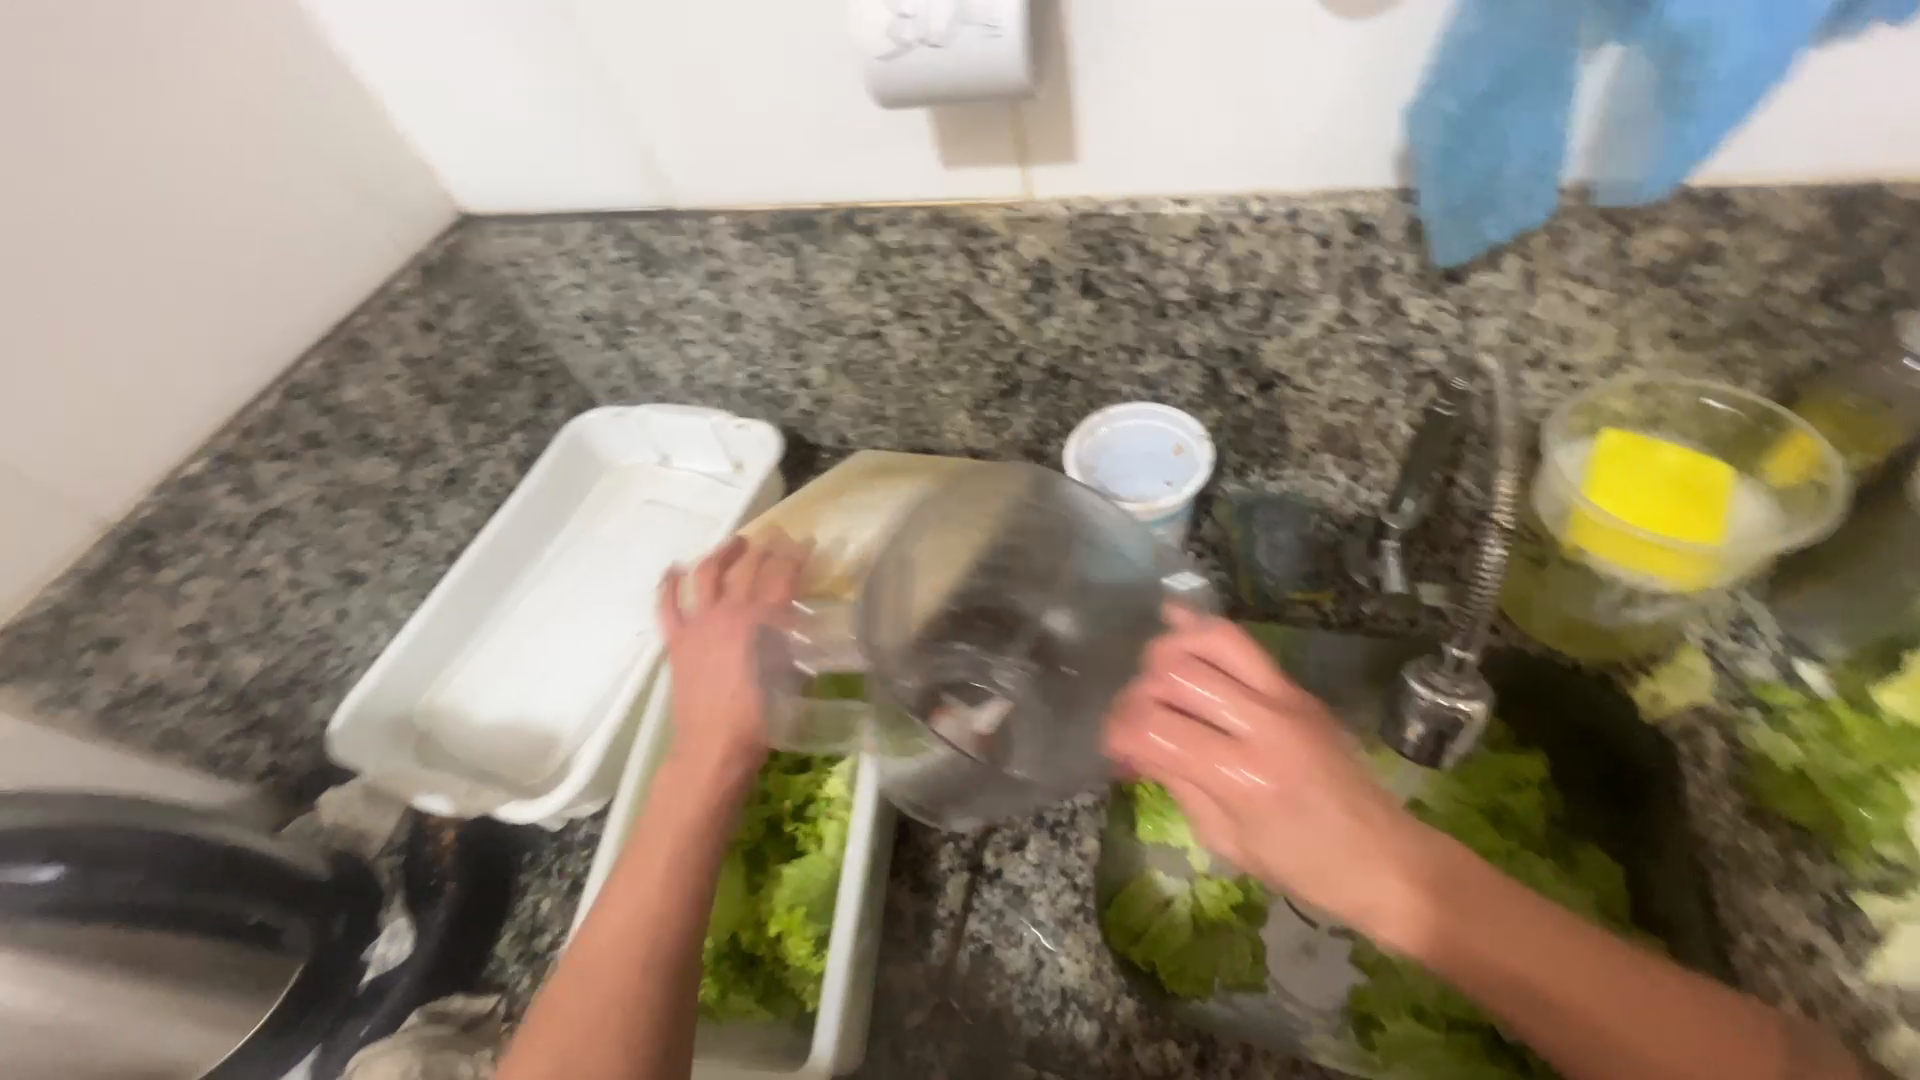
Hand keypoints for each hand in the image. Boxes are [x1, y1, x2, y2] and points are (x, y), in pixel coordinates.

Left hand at [655, 533, 809, 786]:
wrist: (715, 746)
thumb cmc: (763, 719)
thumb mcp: (793, 678)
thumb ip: (795, 647)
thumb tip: (798, 632)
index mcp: (766, 622)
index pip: (784, 574)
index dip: (796, 554)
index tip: (804, 542)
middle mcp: (731, 613)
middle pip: (748, 567)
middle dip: (765, 547)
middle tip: (775, 537)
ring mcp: (699, 624)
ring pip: (706, 574)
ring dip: (722, 553)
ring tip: (734, 543)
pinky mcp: (677, 640)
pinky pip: (667, 605)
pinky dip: (668, 584)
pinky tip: (674, 569)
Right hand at [1105, 608, 1432, 931]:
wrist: (1386, 858)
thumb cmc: (1303, 868)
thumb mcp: (1225, 839)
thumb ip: (1176, 780)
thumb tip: (1132, 744)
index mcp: (1242, 777)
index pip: (1154, 728)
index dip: (1117, 732)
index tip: (1113, 749)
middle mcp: (1263, 724)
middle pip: (1174, 675)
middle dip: (1135, 696)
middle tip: (1133, 722)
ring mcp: (1285, 697)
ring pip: (1209, 640)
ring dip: (1166, 652)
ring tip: (1154, 678)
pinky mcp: (1296, 688)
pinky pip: (1242, 642)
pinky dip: (1199, 629)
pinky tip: (1172, 619)